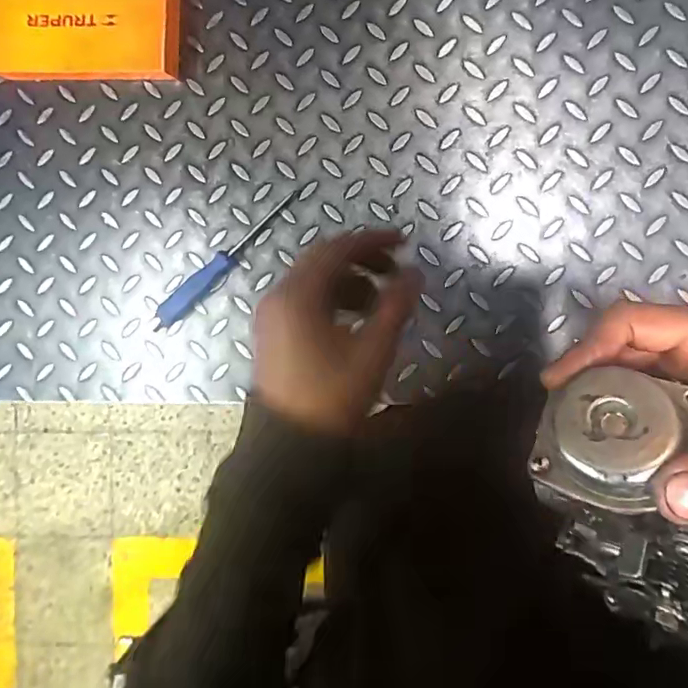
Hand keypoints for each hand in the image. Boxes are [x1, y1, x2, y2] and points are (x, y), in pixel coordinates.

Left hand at [252, 229, 422, 434]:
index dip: (374, 241)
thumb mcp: (372, 351)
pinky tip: (355, 315)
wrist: (288, 446)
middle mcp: (279, 295)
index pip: (339, 249)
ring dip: (349, 278)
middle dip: (362, 258)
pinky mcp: (273, 330)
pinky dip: (332, 296)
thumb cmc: (332, 397)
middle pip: (324, 258)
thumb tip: (415, 274)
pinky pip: (305, 297)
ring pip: (314, 278)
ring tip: (379, 298)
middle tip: (395, 267)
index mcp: (299, 294)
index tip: (405, 241)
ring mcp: (272, 313)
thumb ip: (396, 306)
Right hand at [542, 304, 687, 523]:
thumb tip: (666, 496)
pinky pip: (659, 406)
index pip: (635, 323)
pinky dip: (634, 423)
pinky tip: (621, 454)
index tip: (559, 386)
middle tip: (561, 421)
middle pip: (628, 347)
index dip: (590, 346)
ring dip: (609, 400)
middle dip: (590, 375)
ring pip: (640, 376)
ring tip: (578, 439)